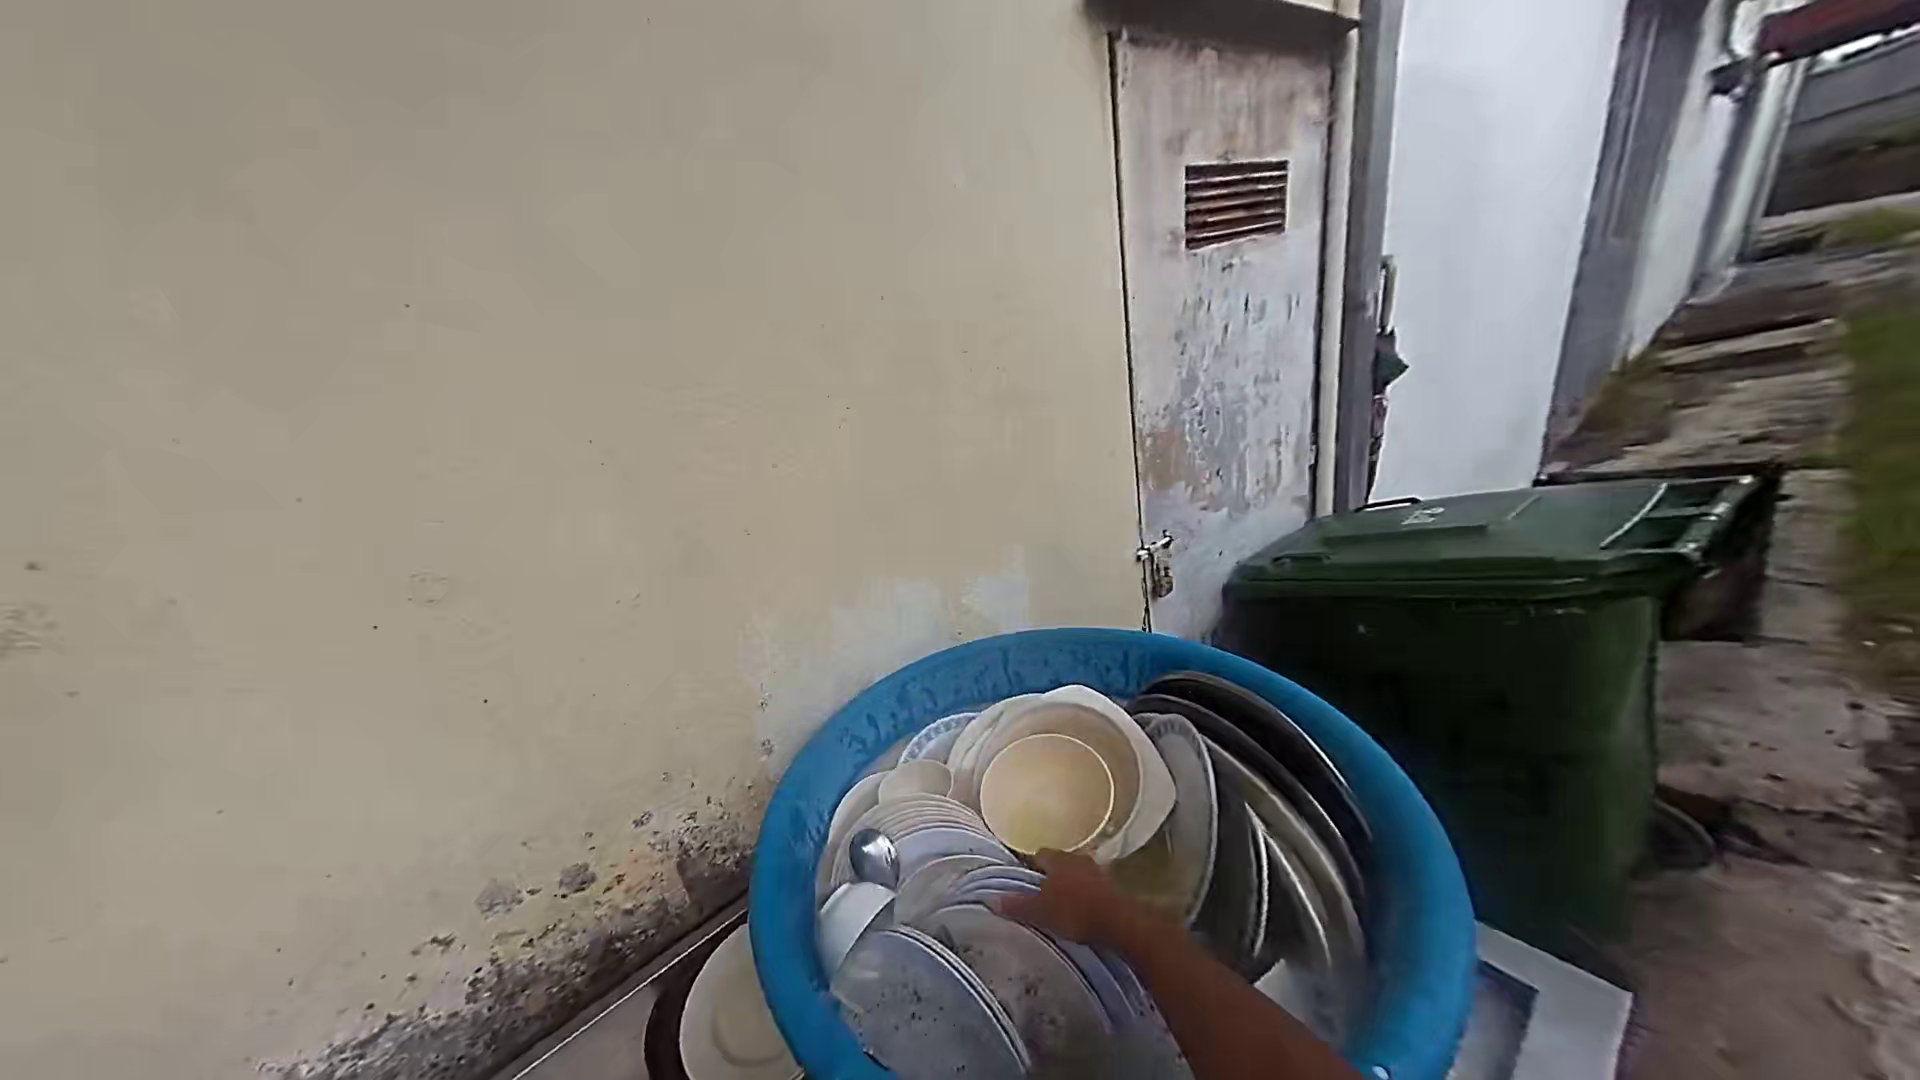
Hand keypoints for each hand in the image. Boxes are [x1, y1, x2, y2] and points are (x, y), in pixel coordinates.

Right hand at [991, 848, 1139, 945]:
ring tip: (1061, 905)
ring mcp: (1096, 870)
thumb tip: (992, 898)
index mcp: (1057, 858)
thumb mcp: (1042, 912)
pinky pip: (1090, 885)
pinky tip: (1082, 910)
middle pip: (1057, 863)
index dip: (1029, 868)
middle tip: (1041, 896)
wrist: (1118, 921)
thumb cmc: (1075, 912)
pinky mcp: (1110, 885)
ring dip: (1069, 884)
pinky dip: (1084, 894)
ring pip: (1075, 873)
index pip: (1038, 855)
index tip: (1024, 883)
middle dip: (1049, 876)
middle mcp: (1076, 857)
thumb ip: (1018, 904)